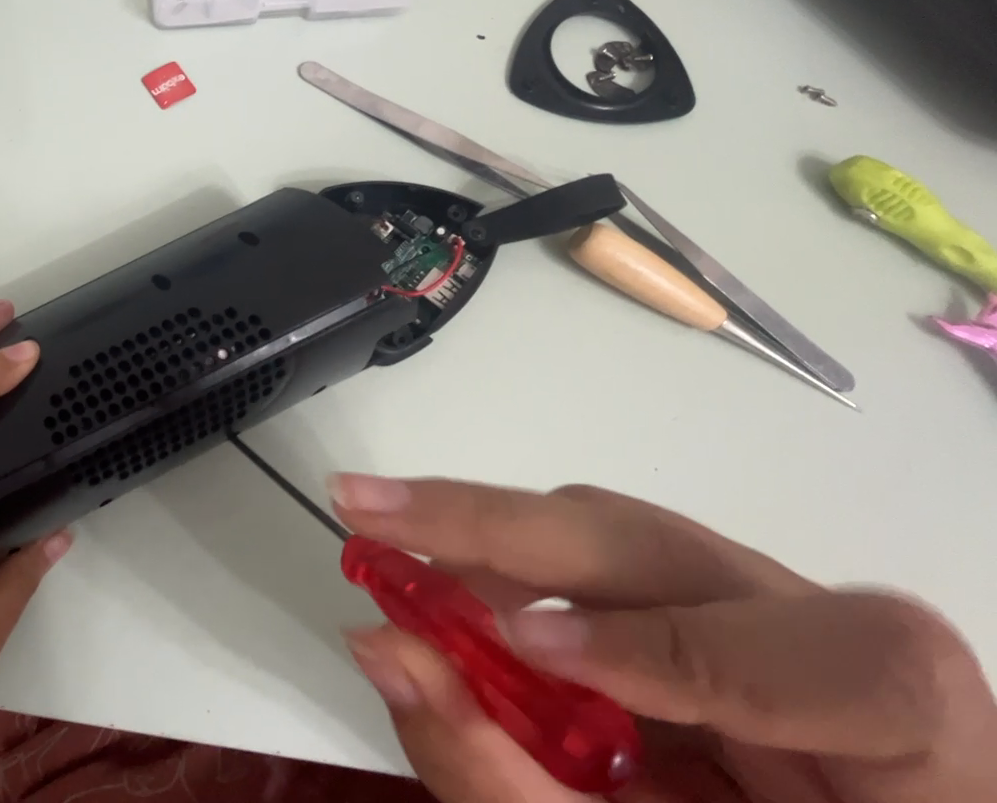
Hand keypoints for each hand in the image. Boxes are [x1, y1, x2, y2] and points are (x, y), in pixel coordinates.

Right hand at [329, 475, 996, 802]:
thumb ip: (510, 783)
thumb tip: (379, 649)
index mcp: (919, 768)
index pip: (858, 672)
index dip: (682, 649)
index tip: (526, 647)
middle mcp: (837, 659)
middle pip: (685, 552)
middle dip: (505, 529)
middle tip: (363, 509)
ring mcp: (759, 619)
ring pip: (619, 535)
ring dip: (486, 539)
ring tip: (383, 545)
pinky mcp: (687, 608)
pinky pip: (584, 565)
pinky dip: (493, 568)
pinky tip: (429, 578)